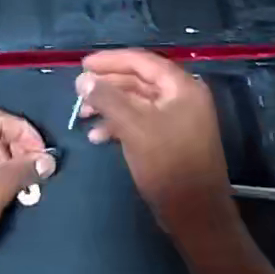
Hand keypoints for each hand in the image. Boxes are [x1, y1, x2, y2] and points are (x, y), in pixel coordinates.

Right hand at [77, 50, 236, 237]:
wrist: (195, 213)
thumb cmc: (167, 164)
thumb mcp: (134, 127)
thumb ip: (108, 99)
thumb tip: (84, 79)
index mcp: (182, 86)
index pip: (142, 61)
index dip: (110, 60)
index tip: (82, 64)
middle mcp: (183, 97)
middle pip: (139, 80)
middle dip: (107, 84)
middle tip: (79, 89)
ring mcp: (178, 119)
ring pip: (137, 102)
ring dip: (110, 106)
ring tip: (82, 114)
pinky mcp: (171, 139)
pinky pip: (142, 121)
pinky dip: (119, 125)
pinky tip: (97, 136)